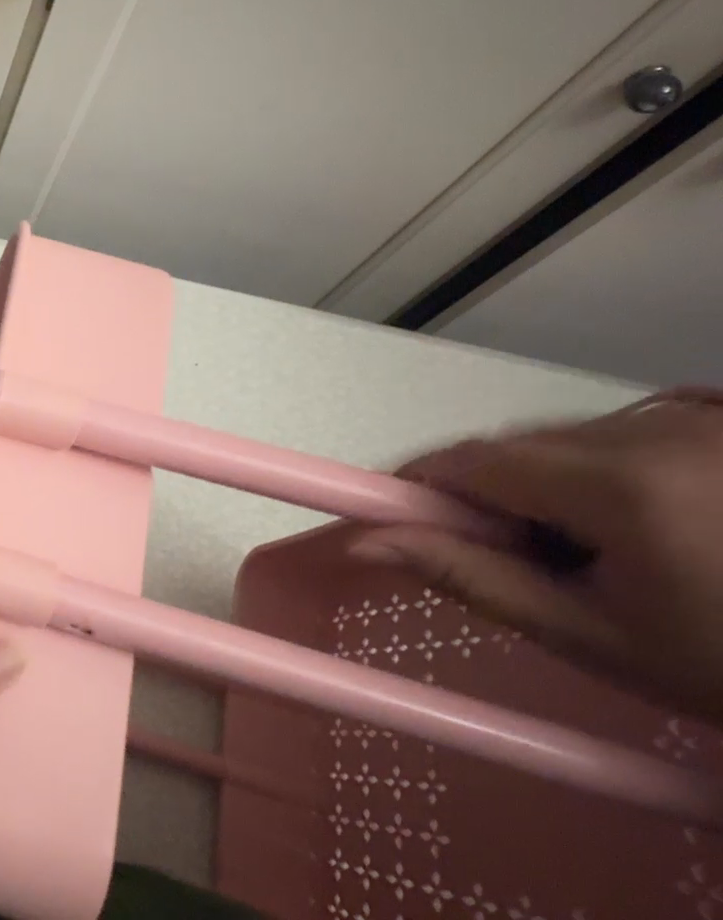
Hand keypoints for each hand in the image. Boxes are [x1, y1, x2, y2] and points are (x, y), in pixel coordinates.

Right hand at [350, 390, 722, 721]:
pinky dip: (610, 465)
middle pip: (521, 443)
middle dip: (493, 491)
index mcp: (623, 484)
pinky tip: (651, 517)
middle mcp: (665, 429)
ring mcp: (710, 418)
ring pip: (573, 435)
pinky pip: (634, 427)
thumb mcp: (592, 635)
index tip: (397, 519)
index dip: (419, 485)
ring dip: (551, 479)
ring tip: (597, 548)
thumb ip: (471, 578)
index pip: (472, 459)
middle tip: (516, 557)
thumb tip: (365, 544)